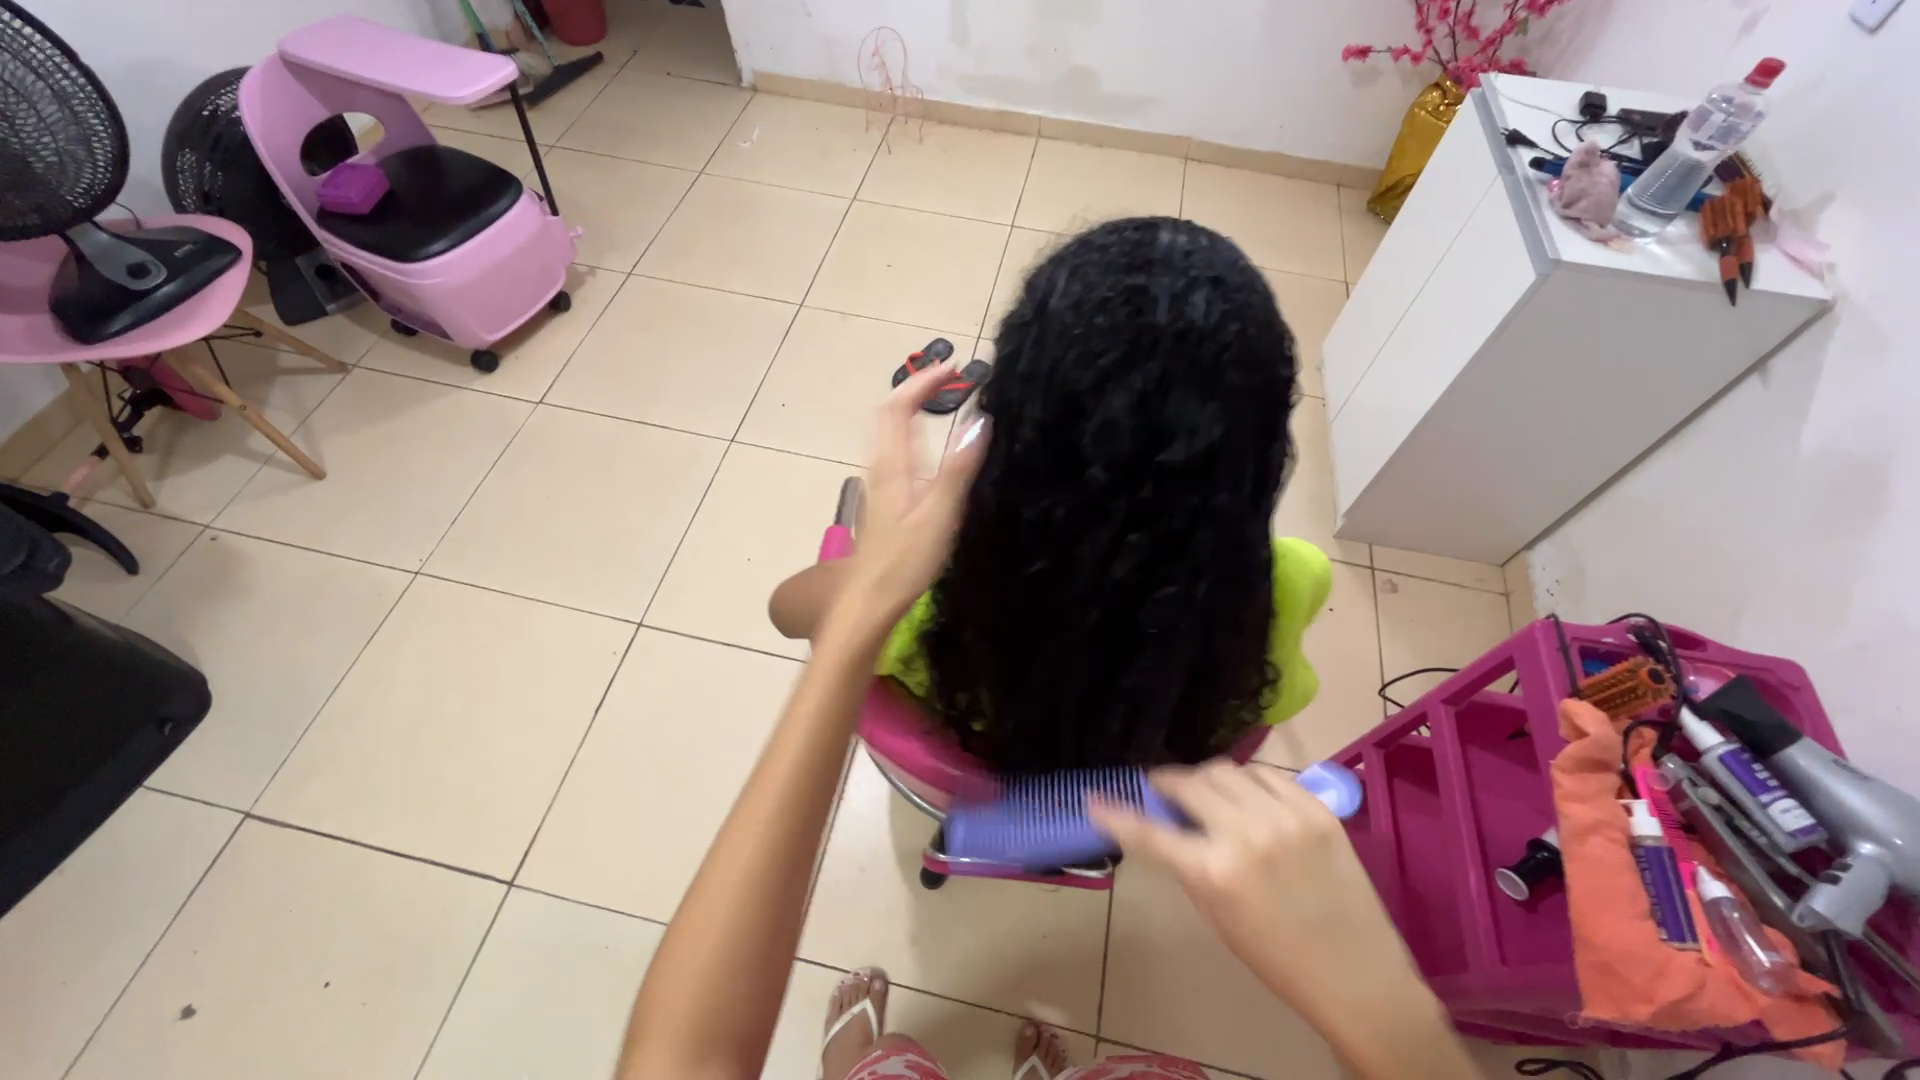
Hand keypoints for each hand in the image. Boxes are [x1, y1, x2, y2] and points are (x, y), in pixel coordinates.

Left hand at [835, 358, 988, 624]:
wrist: (868, 602)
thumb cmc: (904, 562)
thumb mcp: (940, 514)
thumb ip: (959, 467)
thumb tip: (981, 420)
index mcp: (893, 465)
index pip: (899, 406)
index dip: (923, 381)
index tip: (953, 368)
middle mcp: (879, 467)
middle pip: (886, 413)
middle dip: (914, 388)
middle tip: (946, 379)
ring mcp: (876, 485)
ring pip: (886, 433)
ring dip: (908, 409)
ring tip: (938, 402)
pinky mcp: (880, 502)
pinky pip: (891, 452)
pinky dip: (908, 434)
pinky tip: (925, 451)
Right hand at [1089, 763, 1430, 1030]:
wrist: (1358, 975)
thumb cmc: (1277, 957)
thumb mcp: (1217, 915)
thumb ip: (1188, 864)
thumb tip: (1166, 824)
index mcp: (1215, 871)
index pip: (1149, 832)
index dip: (1116, 814)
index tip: (1095, 800)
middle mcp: (1247, 833)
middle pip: (1190, 782)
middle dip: (1167, 783)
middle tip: (1163, 791)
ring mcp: (1287, 817)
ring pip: (1228, 769)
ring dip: (1207, 778)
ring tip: (1207, 793)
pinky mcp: (1319, 810)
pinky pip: (1269, 774)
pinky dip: (1249, 780)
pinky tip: (1247, 796)